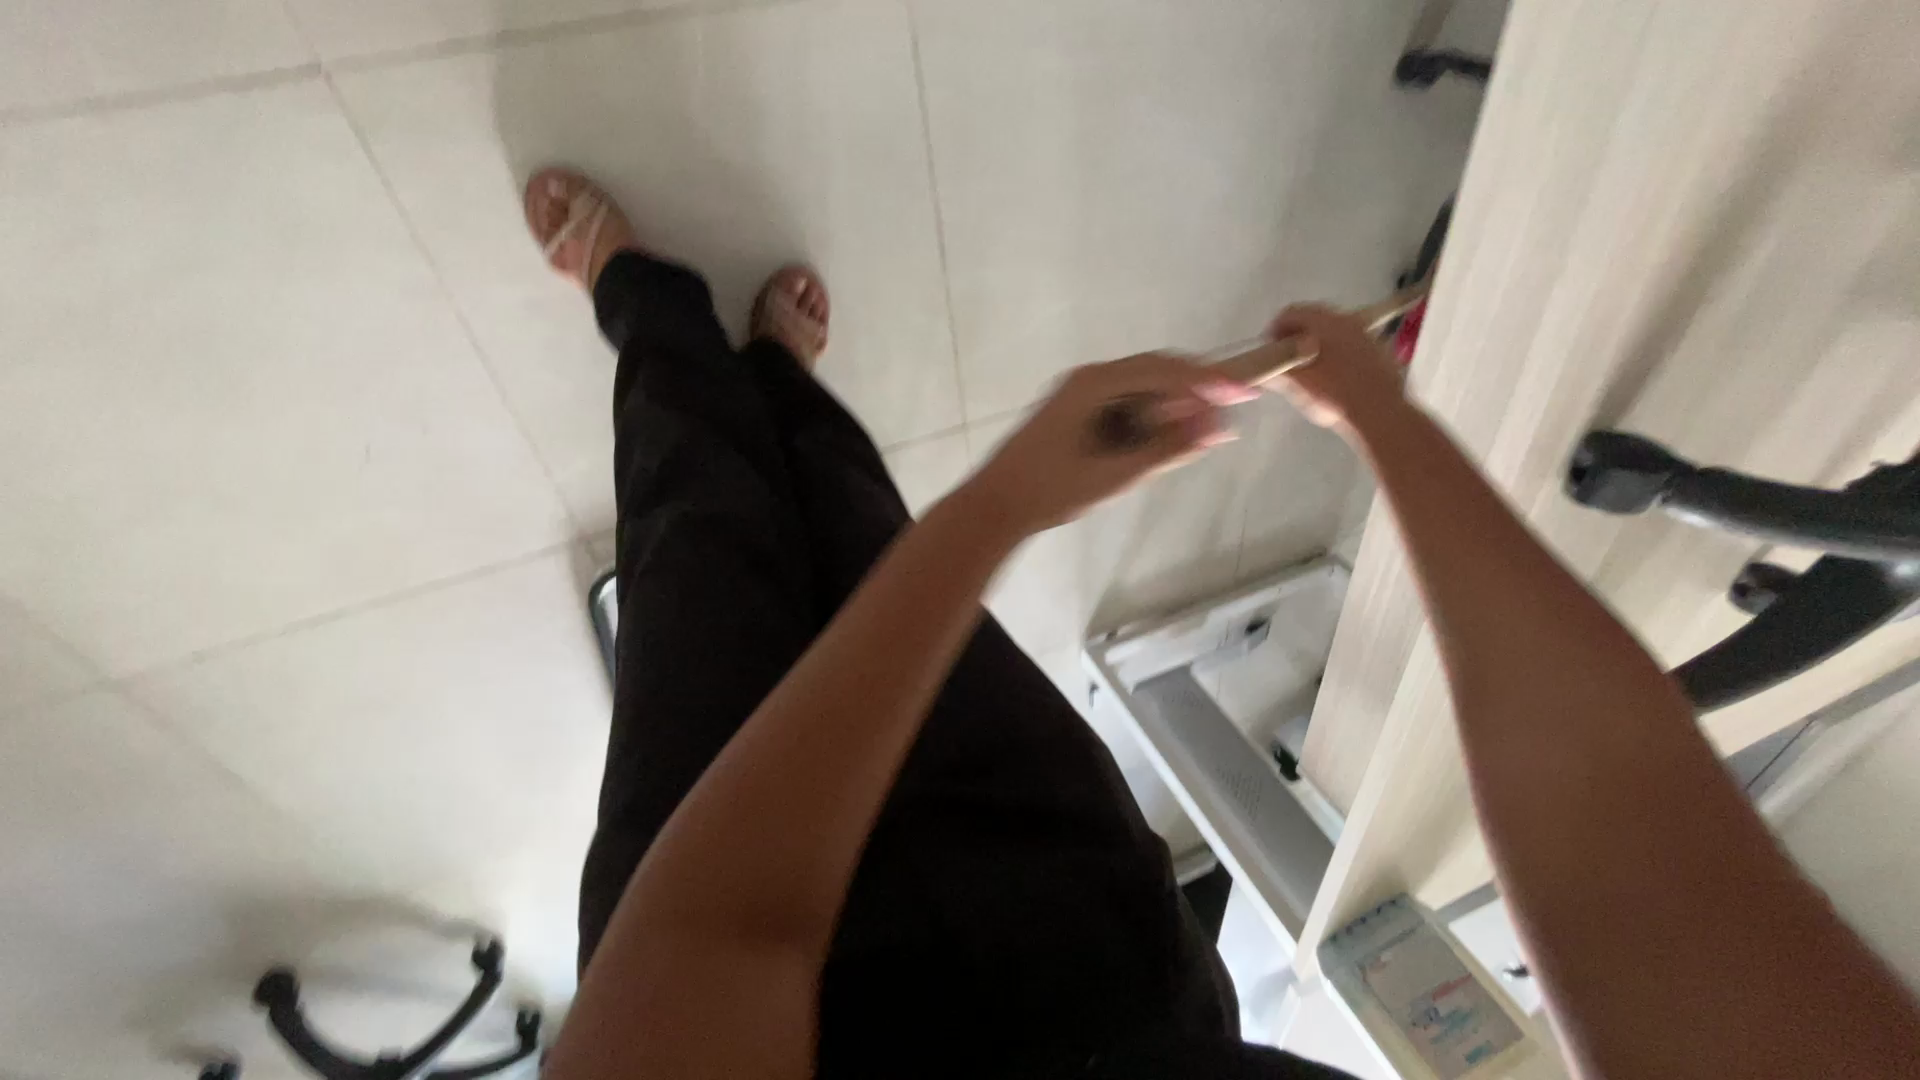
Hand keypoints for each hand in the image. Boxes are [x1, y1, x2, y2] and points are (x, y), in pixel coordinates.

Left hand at [965, 353, 1253, 535]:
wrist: (994, 506)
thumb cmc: (1050, 491)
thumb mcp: (1115, 474)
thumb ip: (1166, 450)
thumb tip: (1218, 429)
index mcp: (1094, 383)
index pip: (1164, 370)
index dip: (1208, 381)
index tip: (1245, 394)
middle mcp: (1087, 379)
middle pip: (1154, 371)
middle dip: (1193, 390)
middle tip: (1231, 410)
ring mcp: (1078, 394)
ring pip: (1139, 389)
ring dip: (1171, 406)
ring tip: (1202, 430)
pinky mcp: (1075, 413)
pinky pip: (1123, 405)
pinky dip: (1148, 418)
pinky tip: (1163, 439)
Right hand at [1268, 303, 1409, 433]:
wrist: (1382, 414)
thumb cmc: (1334, 396)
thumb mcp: (1297, 386)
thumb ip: (1274, 373)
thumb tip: (1256, 372)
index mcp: (1324, 323)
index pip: (1291, 313)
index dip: (1274, 330)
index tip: (1268, 351)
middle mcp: (1347, 320)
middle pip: (1313, 318)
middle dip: (1295, 336)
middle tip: (1286, 360)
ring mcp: (1366, 333)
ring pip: (1333, 330)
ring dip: (1316, 343)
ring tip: (1308, 369)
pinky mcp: (1379, 349)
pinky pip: (1350, 342)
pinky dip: (1336, 351)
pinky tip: (1333, 376)